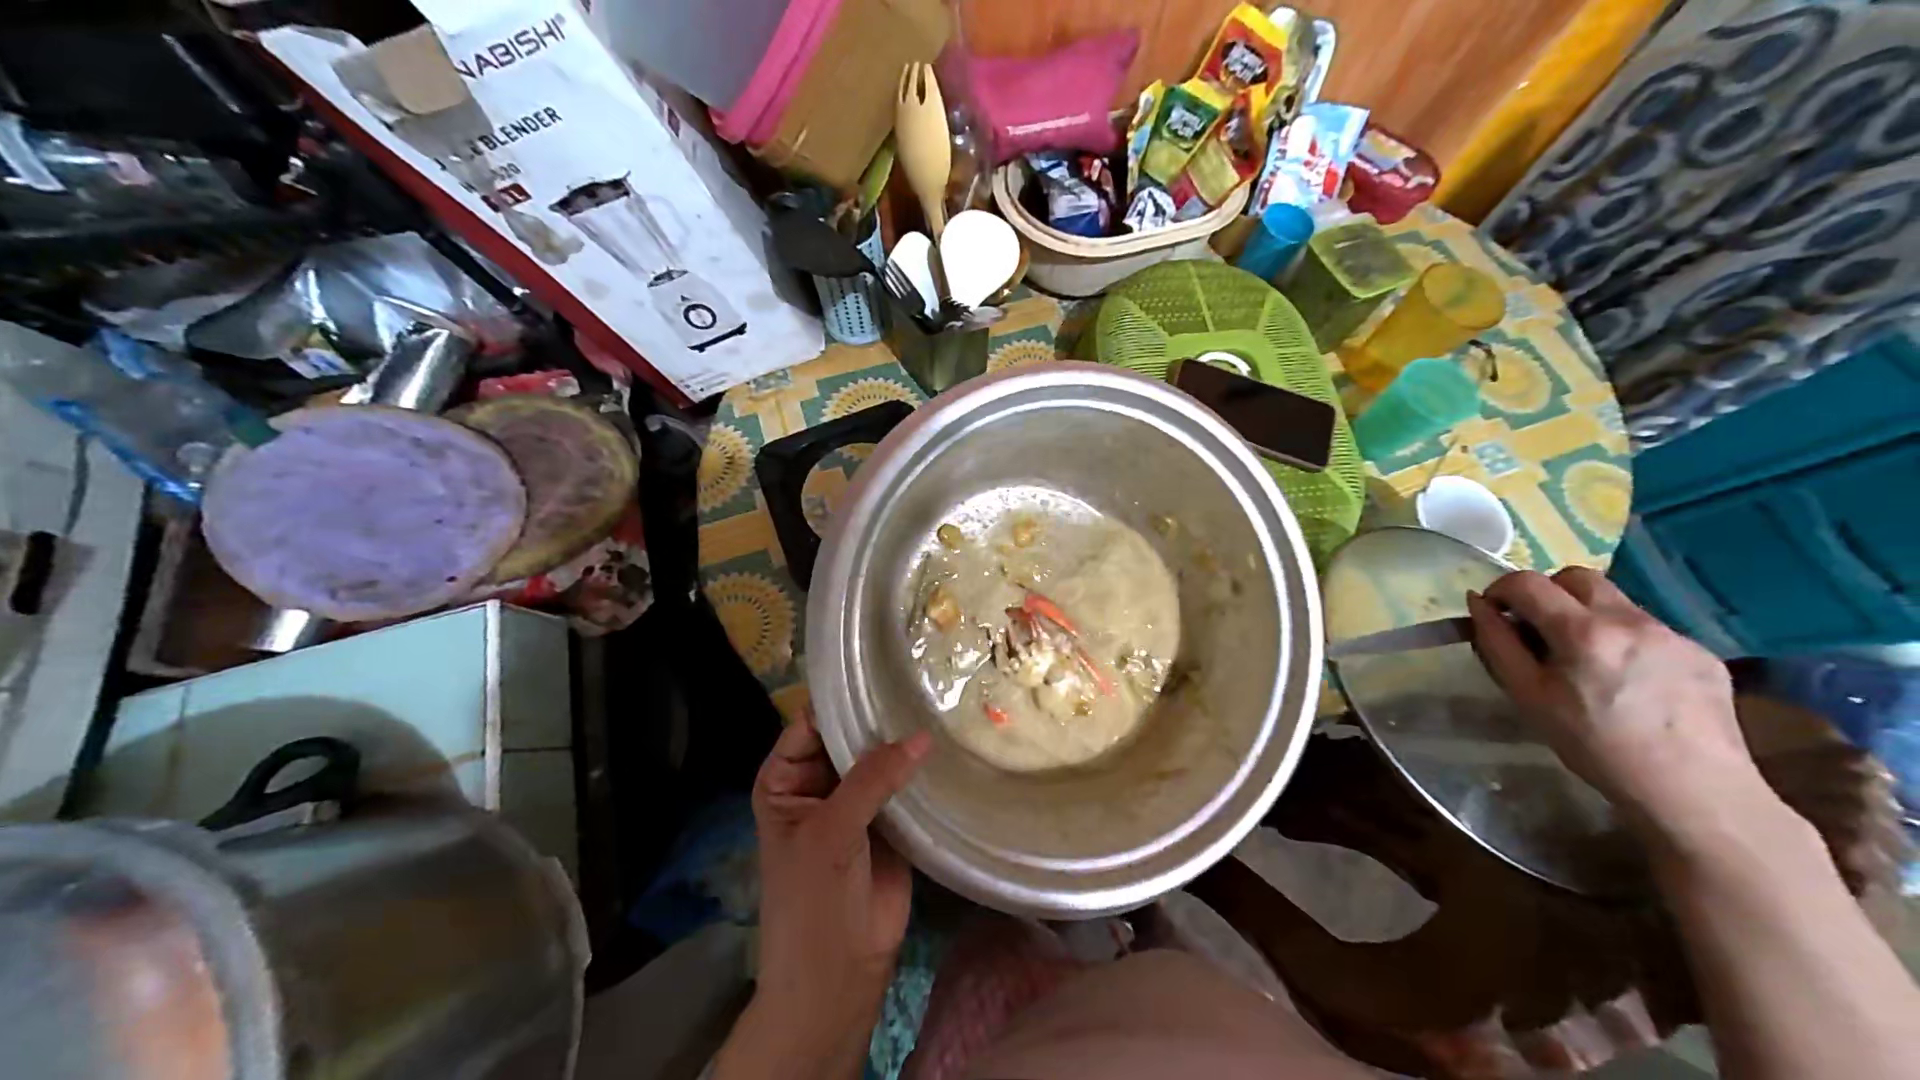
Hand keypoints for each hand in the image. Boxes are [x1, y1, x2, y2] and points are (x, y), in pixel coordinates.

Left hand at [715, 715, 930, 1079]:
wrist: (838, 973)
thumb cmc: (812, 899)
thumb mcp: (831, 831)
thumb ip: (871, 780)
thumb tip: (921, 737)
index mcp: (785, 778)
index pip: (811, 724)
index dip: (841, 700)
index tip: (881, 670)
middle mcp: (818, 782)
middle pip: (849, 738)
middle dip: (879, 719)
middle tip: (922, 681)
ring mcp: (856, 802)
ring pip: (879, 760)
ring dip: (903, 743)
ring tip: (941, 704)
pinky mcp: (890, 821)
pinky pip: (903, 786)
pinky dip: (921, 772)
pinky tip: (948, 747)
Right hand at [1467, 568, 1764, 841]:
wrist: (1693, 790)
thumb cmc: (1594, 745)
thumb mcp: (1528, 695)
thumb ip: (1497, 643)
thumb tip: (1479, 604)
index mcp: (1582, 631)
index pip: (1528, 582)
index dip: (1501, 589)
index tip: (1494, 612)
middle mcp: (1630, 620)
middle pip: (1576, 577)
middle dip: (1546, 593)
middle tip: (1536, 629)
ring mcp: (1672, 633)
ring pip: (1614, 602)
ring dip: (1585, 616)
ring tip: (1583, 659)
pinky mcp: (1701, 652)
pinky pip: (1648, 629)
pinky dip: (1623, 640)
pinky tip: (1627, 680)